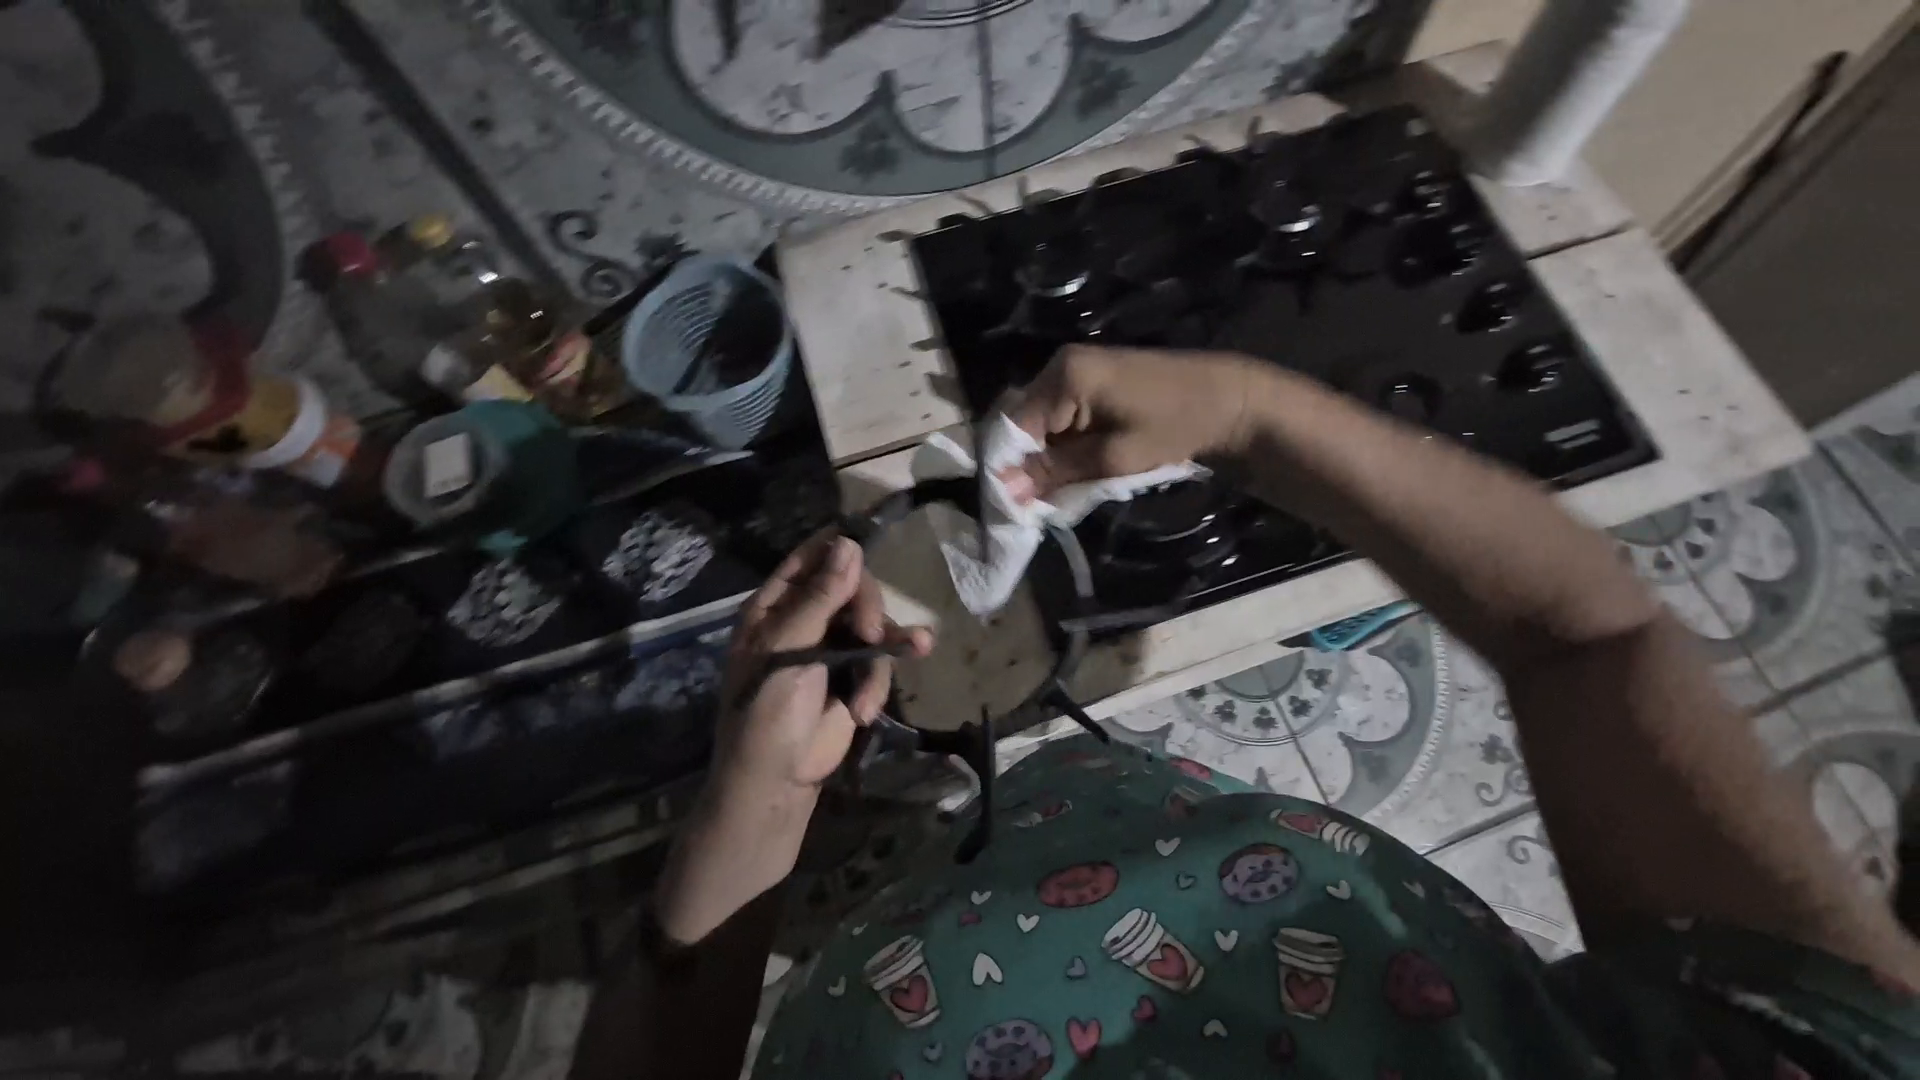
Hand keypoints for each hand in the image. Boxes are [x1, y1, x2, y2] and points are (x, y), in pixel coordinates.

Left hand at [659, 532, 930, 944]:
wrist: (775, 782)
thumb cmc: (764, 712)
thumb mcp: (787, 649)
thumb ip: (820, 597)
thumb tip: (849, 542)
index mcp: (775, 608)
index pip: (809, 559)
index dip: (838, 546)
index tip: (872, 535)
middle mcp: (804, 622)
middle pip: (851, 588)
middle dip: (868, 608)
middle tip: (873, 632)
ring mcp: (830, 651)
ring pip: (873, 624)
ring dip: (889, 642)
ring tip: (916, 648)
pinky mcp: (853, 680)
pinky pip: (879, 662)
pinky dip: (879, 682)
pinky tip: (868, 710)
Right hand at [1001, 345, 1268, 499]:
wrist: (1229, 399)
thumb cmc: (1175, 426)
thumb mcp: (1114, 458)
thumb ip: (1056, 473)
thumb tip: (1007, 492)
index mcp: (1065, 377)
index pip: (1013, 427)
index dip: (1008, 468)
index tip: (1013, 506)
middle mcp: (1060, 365)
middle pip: (1021, 422)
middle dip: (1025, 464)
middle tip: (1034, 503)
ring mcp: (1073, 368)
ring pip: (1038, 422)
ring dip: (1044, 456)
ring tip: (1055, 489)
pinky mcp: (1087, 378)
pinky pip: (1058, 416)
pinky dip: (1061, 445)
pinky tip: (1073, 467)